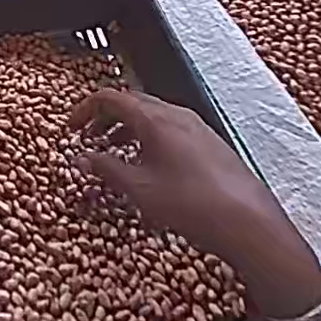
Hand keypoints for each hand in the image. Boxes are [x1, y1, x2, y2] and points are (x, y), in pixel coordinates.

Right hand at [69, 89, 320, 314]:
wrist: (248, 222)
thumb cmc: (190, 203)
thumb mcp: (138, 188)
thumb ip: (105, 167)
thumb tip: (82, 157)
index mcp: (154, 118)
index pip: (110, 98)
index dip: (84, 110)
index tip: (71, 128)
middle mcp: (175, 114)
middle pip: (131, 102)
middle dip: (104, 118)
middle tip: (88, 137)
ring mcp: (195, 126)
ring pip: (151, 115)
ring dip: (126, 127)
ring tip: (113, 151)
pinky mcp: (209, 142)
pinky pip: (169, 128)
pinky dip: (148, 136)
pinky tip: (147, 163)